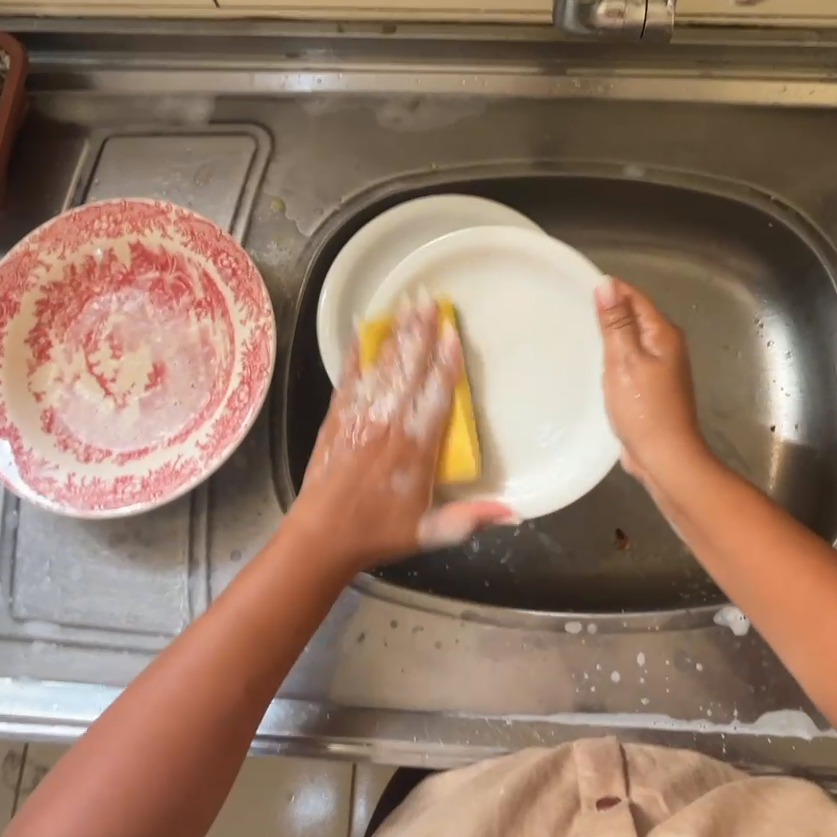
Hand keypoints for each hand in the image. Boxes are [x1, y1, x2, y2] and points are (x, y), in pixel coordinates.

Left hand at [287, 297, 514, 570]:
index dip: (446, 364)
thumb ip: (470, 519)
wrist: (322, 536)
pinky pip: (348, 379)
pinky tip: (361, 331)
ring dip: (395, 335)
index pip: (435, 396)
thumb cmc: (379, 532)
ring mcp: (360, 418)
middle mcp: (388, 424)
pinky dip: (356, 354)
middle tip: (428, 300)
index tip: (452, 334)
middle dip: (420, 334)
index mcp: (415, 447)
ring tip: (405, 305)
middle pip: (408, 371)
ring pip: (382, 369)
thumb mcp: (429, 533)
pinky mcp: (337, 418)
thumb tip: (514, 513)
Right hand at [594, 278, 709, 489]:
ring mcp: (660, 367)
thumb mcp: (624, 361)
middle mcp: (666, 345)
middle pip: (633, 317)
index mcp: (663, 334)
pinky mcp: (651, 387)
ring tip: (576, 335)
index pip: (634, 297)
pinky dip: (613, 359)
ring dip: (608, 338)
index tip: (577, 289)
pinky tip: (594, 365)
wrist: (664, 457)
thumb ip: (615, 323)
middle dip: (606, 313)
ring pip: (630, 340)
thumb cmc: (643, 408)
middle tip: (570, 311)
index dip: (609, 291)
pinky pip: (629, 361)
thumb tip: (607, 284)